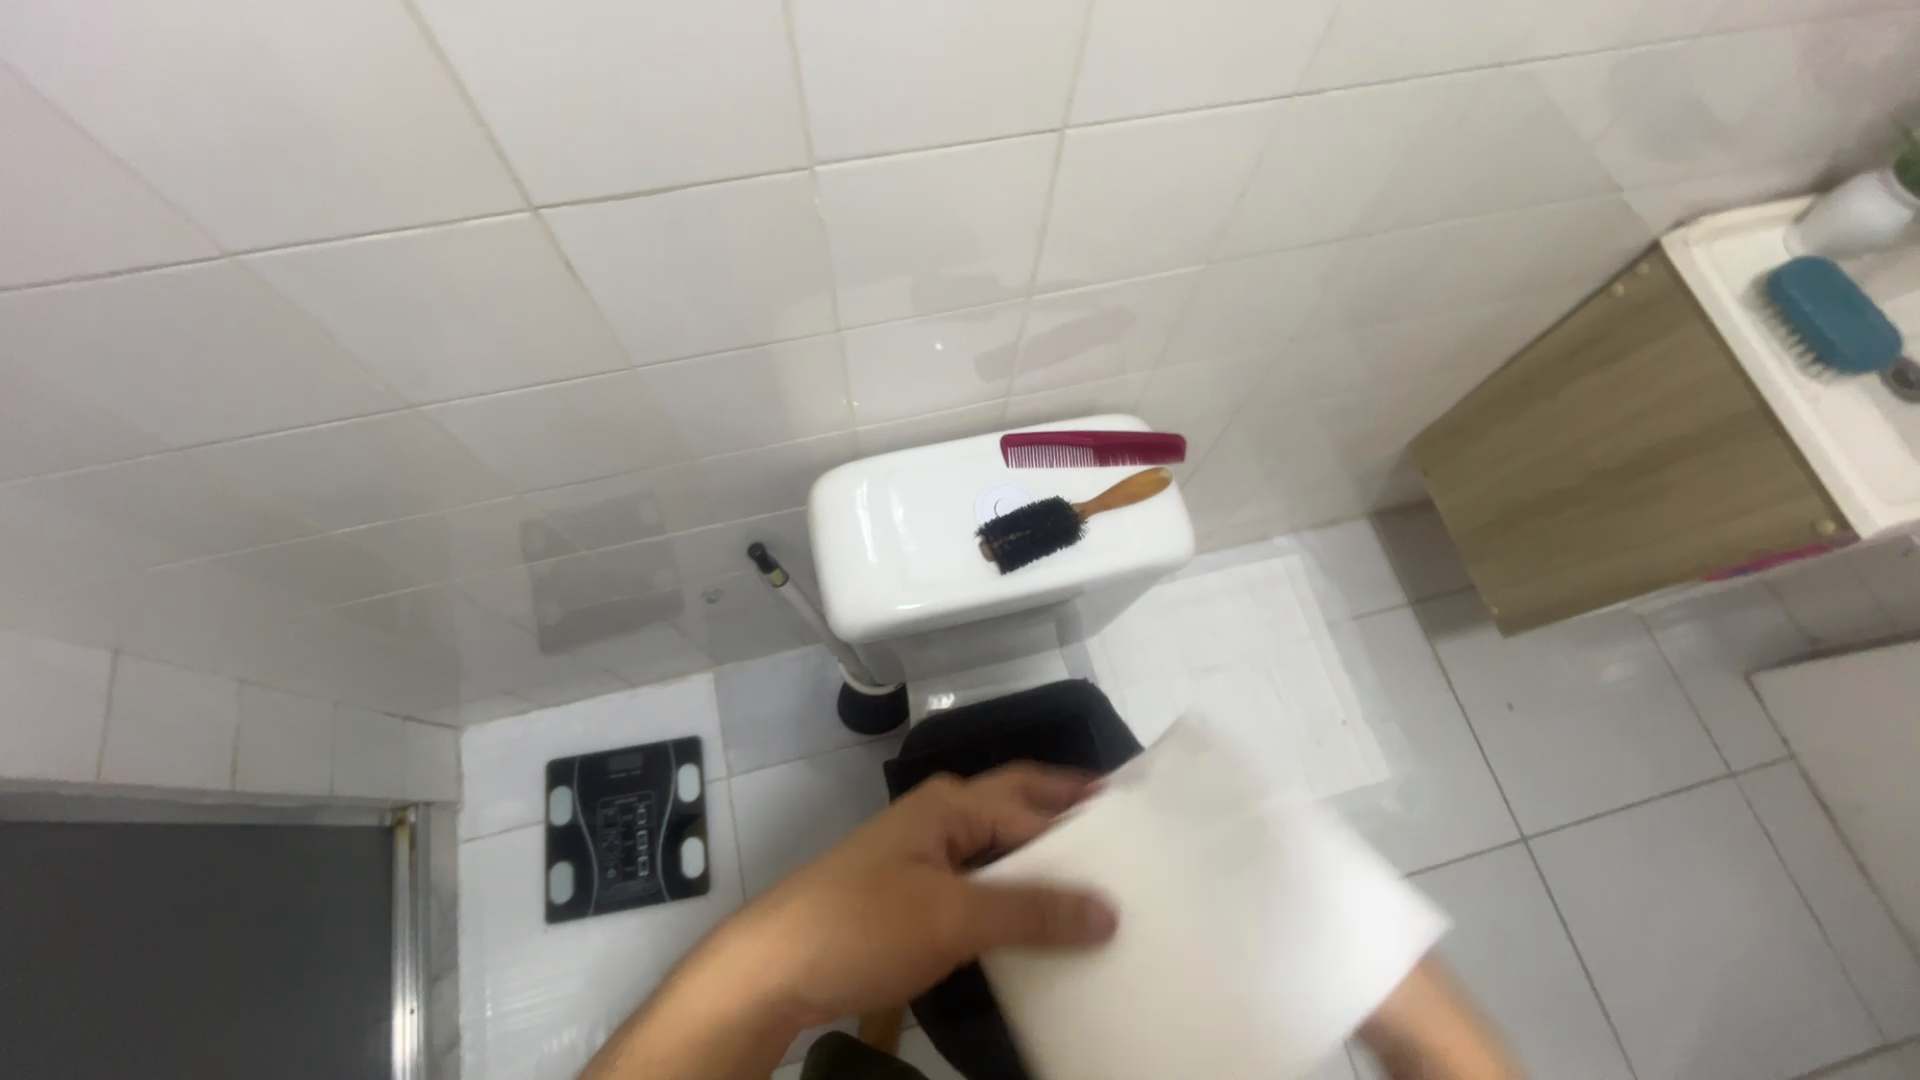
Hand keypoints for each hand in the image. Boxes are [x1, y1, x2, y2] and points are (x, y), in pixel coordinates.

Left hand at [582, 764, 1118, 1079]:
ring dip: (1039, 861)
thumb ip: (1031, 910)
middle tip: (1121, 840)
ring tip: (1090, 886)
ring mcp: (922, 855)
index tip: (1137, 831)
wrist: (773, 968)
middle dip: (1064, 817)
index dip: (1083, 815)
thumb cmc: (862, 925)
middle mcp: (939, 817)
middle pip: (1015, 808)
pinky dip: (1010, 895)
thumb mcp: (953, 916)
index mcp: (950, 804)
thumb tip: (1108, 908)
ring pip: (997, 848)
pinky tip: (1033, 924)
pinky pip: (977, 882)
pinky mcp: (911, 893)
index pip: (1033, 802)